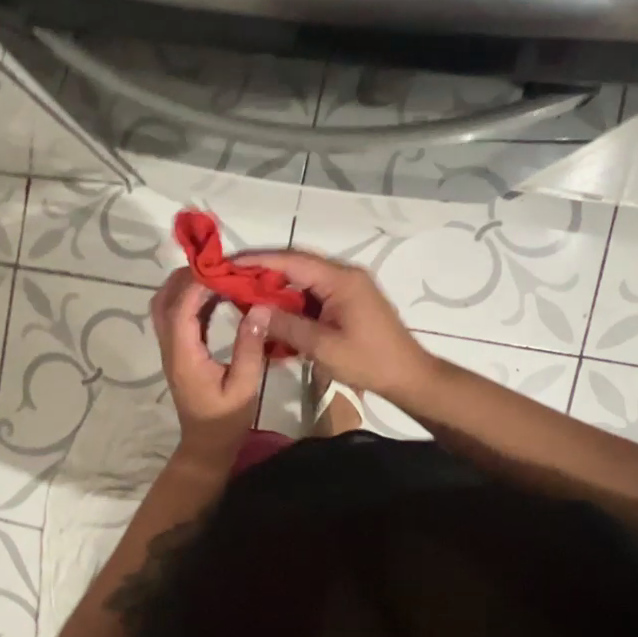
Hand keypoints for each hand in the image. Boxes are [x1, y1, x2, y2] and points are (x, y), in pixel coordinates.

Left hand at [150, 268, 270, 469]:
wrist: (205, 446)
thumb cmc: (226, 420)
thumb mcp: (245, 386)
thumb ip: (250, 347)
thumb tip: (259, 308)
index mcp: (184, 355)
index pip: (181, 309)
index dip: (197, 284)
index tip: (222, 266)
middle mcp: (170, 348)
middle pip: (163, 302)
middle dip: (185, 278)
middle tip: (217, 265)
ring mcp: (171, 351)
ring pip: (165, 308)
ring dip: (184, 287)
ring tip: (217, 274)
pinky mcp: (178, 353)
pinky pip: (175, 319)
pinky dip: (190, 301)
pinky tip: (216, 295)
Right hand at [235, 250, 435, 399]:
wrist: (408, 376)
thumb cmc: (367, 361)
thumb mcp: (322, 346)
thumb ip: (286, 325)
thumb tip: (253, 310)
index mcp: (341, 280)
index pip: (292, 261)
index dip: (258, 260)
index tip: (229, 262)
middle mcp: (344, 275)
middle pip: (296, 265)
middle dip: (263, 272)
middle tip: (230, 280)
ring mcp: (348, 287)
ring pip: (303, 280)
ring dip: (276, 287)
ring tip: (245, 296)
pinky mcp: (348, 301)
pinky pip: (313, 293)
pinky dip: (291, 300)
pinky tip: (273, 312)